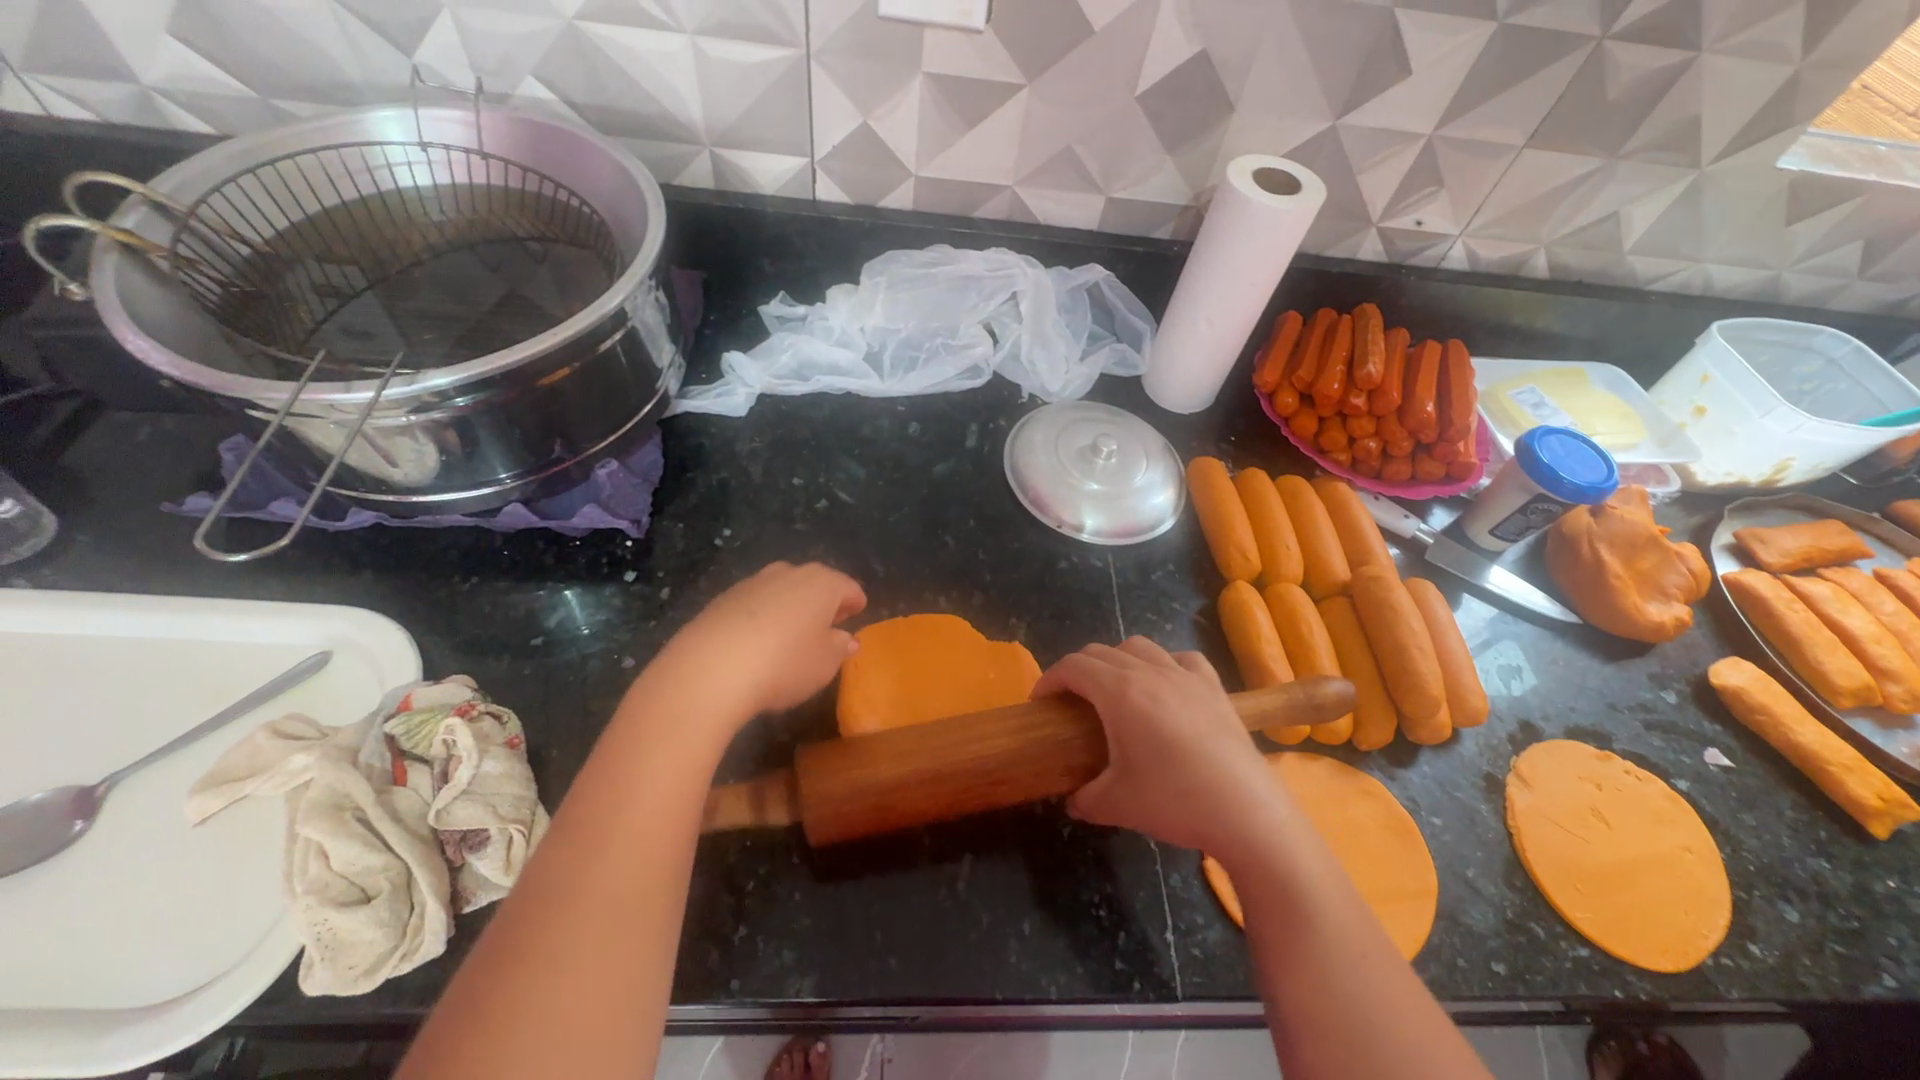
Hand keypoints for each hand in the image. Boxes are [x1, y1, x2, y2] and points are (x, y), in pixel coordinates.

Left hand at [639, 561, 865, 730]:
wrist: (711, 669)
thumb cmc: (784, 664)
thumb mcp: (824, 664)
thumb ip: (839, 648)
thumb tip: (846, 638)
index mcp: (822, 583)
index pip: (848, 587)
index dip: (855, 602)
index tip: (858, 613)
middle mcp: (788, 573)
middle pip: (813, 583)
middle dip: (822, 602)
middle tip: (827, 624)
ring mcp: (752, 583)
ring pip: (781, 591)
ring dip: (790, 608)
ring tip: (791, 635)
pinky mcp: (722, 599)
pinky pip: (753, 605)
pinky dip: (761, 618)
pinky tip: (758, 642)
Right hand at [1034, 638, 1285, 858]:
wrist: (1247, 813)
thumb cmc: (1174, 802)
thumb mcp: (1115, 805)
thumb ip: (1084, 798)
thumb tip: (1074, 800)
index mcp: (1120, 693)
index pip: (1073, 667)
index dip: (1049, 679)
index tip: (1040, 704)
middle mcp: (1151, 673)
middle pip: (1102, 651)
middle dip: (1078, 670)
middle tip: (1069, 702)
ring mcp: (1187, 677)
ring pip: (1141, 646)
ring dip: (1117, 660)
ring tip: (1113, 690)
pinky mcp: (1215, 690)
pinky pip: (1182, 659)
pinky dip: (1163, 664)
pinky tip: (1165, 686)